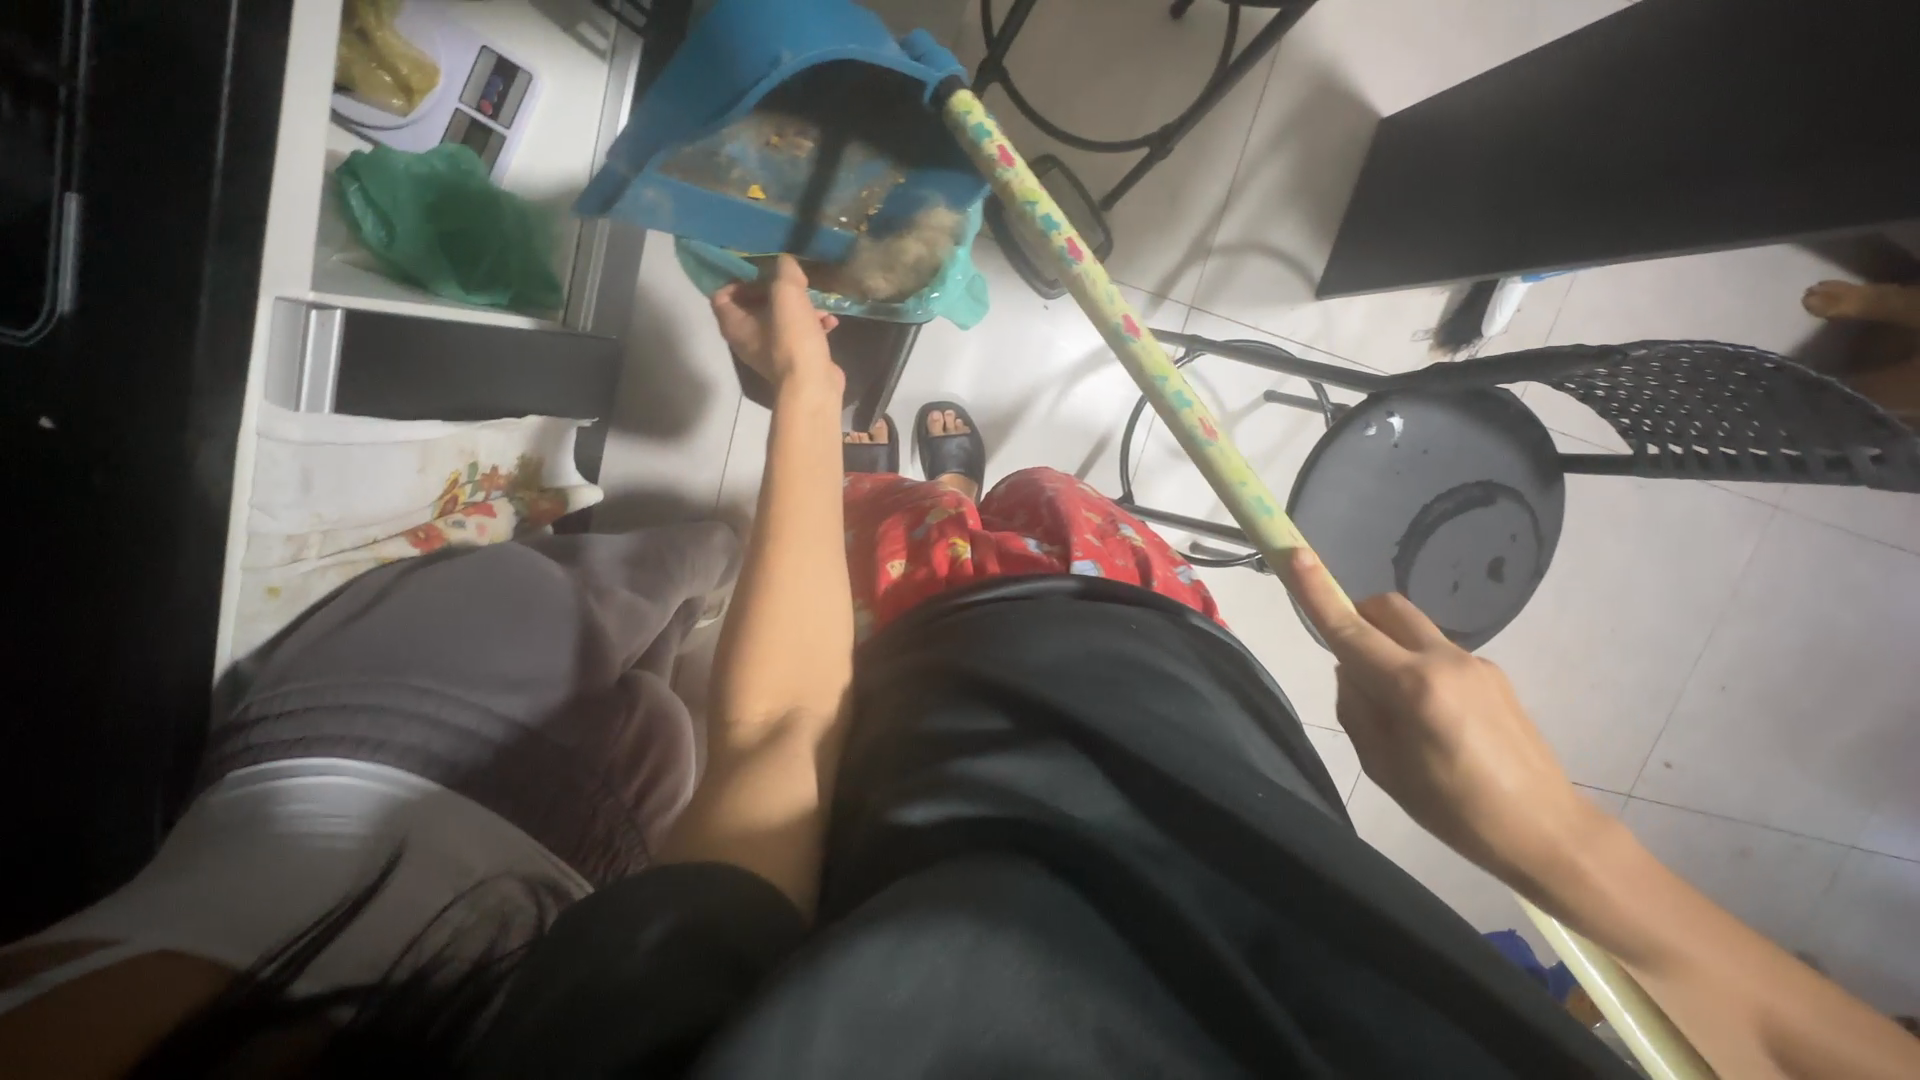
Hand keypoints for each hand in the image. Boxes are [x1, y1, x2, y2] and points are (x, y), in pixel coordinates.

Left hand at [712, 254, 841, 389]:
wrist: (812, 385)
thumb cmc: (791, 338)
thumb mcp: (787, 293)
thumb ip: (784, 270)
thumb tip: (787, 264)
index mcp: (734, 324)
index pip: (721, 295)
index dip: (738, 280)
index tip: (762, 274)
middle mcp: (746, 339)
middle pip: (753, 306)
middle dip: (775, 291)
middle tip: (794, 284)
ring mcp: (769, 352)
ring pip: (779, 320)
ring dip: (799, 308)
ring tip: (818, 304)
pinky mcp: (792, 361)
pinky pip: (797, 336)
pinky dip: (811, 326)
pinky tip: (830, 323)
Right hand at [1289, 549, 1604, 888]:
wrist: (1545, 830)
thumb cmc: (1452, 809)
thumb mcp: (1383, 766)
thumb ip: (1357, 708)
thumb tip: (1352, 669)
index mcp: (1412, 688)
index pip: (1349, 629)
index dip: (1316, 590)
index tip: (1293, 553)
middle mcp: (1444, 661)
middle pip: (1386, 608)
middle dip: (1357, 615)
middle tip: (1351, 660)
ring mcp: (1474, 663)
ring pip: (1412, 631)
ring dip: (1388, 650)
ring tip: (1401, 714)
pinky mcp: (1493, 674)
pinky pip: (1436, 653)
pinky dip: (1415, 668)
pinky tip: (1434, 722)